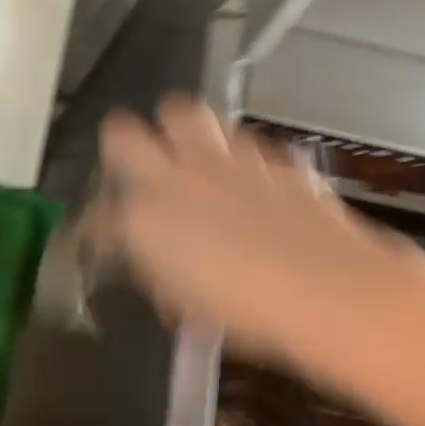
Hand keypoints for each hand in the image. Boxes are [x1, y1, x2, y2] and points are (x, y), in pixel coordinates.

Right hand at [96, 96, 424, 365]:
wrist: (330, 289)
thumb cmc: (245, 310)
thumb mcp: (180, 301)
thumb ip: (154, 268)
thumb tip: (148, 258)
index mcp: (142, 221)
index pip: (98, 218)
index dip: (95, 231)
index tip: (100, 243)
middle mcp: (174, 178)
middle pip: (122, 136)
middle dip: (118, 146)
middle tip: (128, 165)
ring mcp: (224, 160)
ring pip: (182, 115)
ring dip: (174, 131)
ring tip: (182, 153)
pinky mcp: (269, 156)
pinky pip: (237, 140)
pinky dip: (229, 153)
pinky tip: (238, 178)